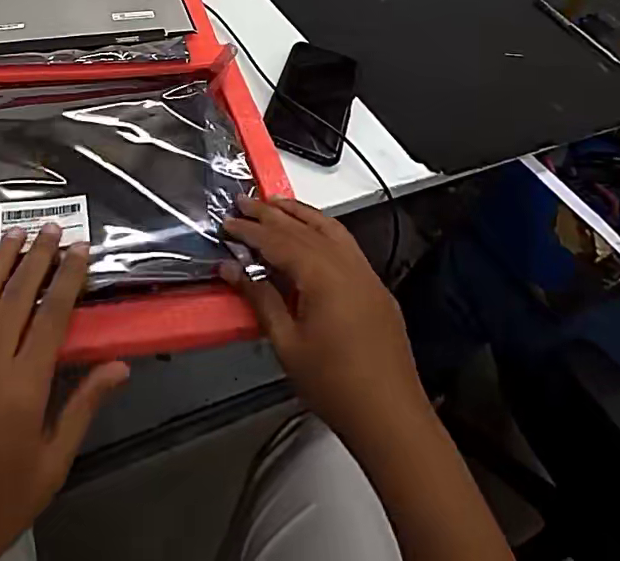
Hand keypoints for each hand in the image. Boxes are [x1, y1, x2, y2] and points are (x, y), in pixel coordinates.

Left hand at [0, 226, 130, 560]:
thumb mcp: (52, 463)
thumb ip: (83, 407)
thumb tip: (119, 366)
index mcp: (25, 383)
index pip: (53, 314)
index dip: (68, 277)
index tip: (80, 249)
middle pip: (17, 295)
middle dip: (38, 257)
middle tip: (52, 228)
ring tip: (15, 233)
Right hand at [221, 195, 421, 440]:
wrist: (392, 420)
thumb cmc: (333, 384)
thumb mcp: (286, 343)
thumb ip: (260, 298)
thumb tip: (231, 268)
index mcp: (323, 276)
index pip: (278, 241)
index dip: (249, 230)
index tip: (226, 221)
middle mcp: (347, 266)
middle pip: (304, 228)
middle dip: (271, 213)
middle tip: (243, 200)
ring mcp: (367, 276)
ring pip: (331, 229)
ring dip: (300, 213)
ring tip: (275, 204)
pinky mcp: (376, 289)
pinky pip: (346, 245)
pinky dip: (323, 229)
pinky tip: (311, 233)